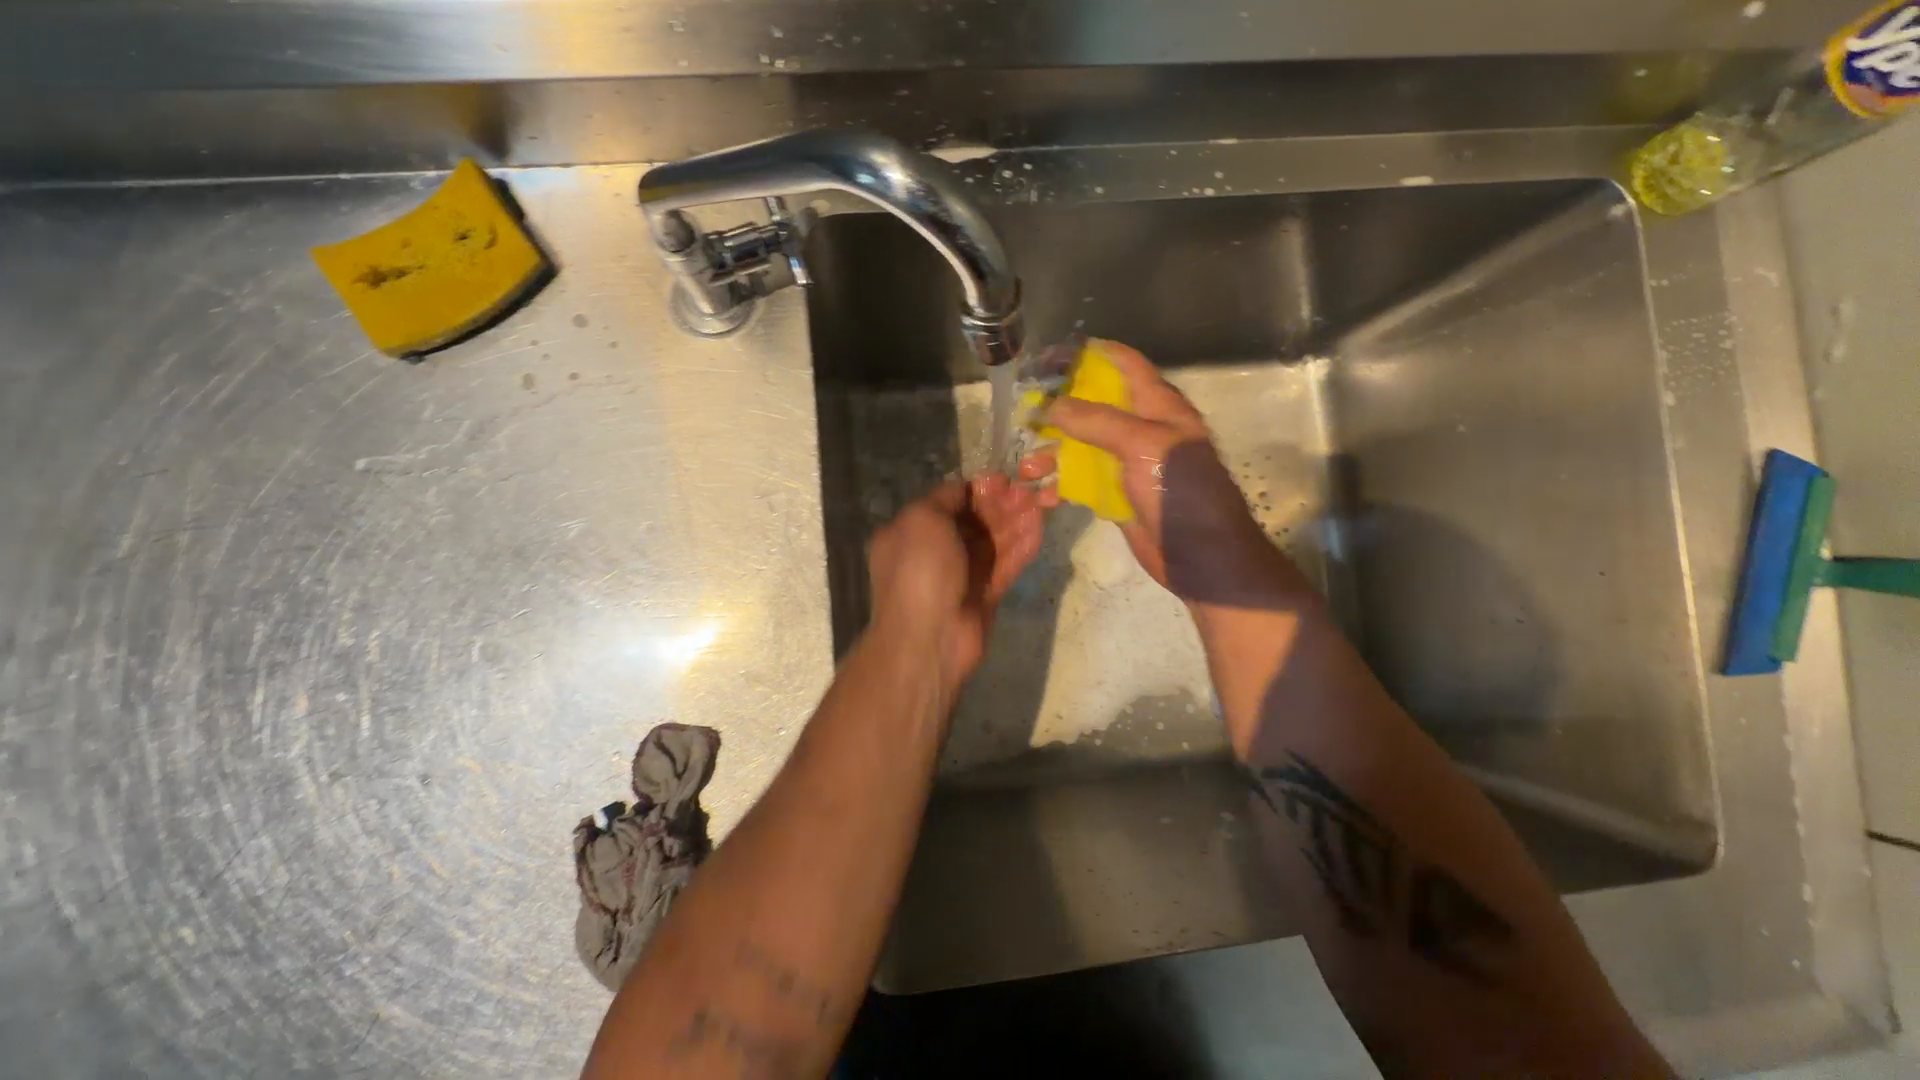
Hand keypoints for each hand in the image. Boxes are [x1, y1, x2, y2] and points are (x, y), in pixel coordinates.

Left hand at [866, 472, 1046, 688]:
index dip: (977, 489)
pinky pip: (1005, 565)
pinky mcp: (984, 595)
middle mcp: (935, 552)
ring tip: (1044, 500)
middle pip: (975, 521)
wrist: (930, 638)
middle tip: (1030, 489)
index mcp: (911, 533)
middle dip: (1002, 504)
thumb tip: (966, 490)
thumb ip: (945, 498)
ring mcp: (961, 576)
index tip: (1004, 479)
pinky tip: (1040, 526)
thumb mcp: (921, 519)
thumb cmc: (919, 571)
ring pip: (994, 542)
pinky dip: (1022, 546)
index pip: (948, 503)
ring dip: (1017, 521)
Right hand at [1022, 340, 1283, 604]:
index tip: (1052, 356)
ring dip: (1053, 454)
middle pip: (1094, 407)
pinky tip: (1043, 496)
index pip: (1125, 365)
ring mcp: (1129, 465)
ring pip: (1082, 448)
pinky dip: (1061, 486)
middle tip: (1025, 415)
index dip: (1092, 355)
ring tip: (1028, 469)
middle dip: (1059, 410)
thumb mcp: (1141, 444)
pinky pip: (1082, 483)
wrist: (1201, 556)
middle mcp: (1143, 429)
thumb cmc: (1179, 489)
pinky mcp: (1118, 496)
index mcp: (1160, 406)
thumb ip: (1096, 420)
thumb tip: (1050, 404)